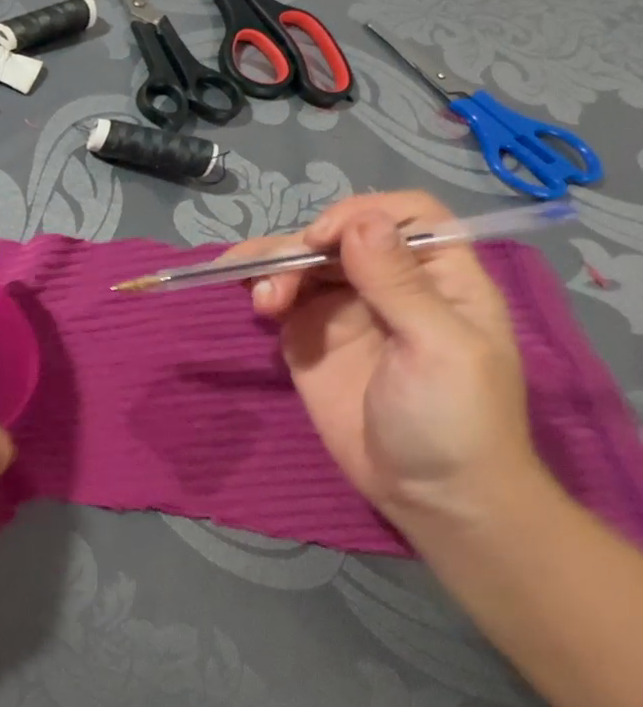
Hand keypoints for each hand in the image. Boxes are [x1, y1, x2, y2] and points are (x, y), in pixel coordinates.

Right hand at [219, 191, 543, 521]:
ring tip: (260, 303)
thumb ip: (399, 284)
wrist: (428, 490)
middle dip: (299, 249)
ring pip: (299, 261)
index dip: (361, 216)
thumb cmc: (455, 420)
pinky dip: (256, 287)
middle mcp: (388, 285)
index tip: (324, 243)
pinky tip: (252, 302)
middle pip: (336, 235)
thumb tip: (359, 221)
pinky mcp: (305, 336)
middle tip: (278, 286)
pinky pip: (277, 294)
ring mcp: (343, 310)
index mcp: (440, 280)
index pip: (405, 217)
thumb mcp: (439, 349)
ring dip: (270, 267)